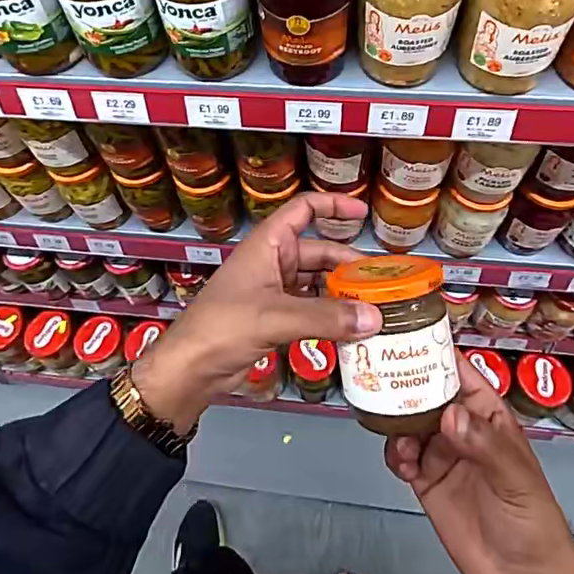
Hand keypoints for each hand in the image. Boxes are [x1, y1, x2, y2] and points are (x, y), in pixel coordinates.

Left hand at [132, 191, 379, 430]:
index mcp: (268, 244)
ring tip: (376, 307)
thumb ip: (326, 317)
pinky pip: (311, 309)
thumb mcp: (275, 316)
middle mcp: (273, 261)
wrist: (190, 368)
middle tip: (383, 282)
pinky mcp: (274, 318)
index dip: (333, 206)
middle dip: (348, 265)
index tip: (362, 213)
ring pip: (317, 283)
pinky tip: (353, 329)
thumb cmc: (223, 326)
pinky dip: (330, 316)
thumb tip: (374, 317)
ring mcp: (273, 290)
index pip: (303, 210)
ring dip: (342, 294)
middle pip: (318, 252)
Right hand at [384, 354, 573, 573]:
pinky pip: (400, 455)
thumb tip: (451, 416)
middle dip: (403, 383)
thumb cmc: (537, 523)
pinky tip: (403, 462)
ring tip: (397, 432)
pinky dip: (395, 454)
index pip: (457, 371)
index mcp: (486, 414)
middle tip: (383, 378)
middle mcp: (460, 428)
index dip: (435, 351)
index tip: (411, 336)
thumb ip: (484, 445)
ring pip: (406, 421)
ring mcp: (441, 452)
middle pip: (423, 391)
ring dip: (395, 421)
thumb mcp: (516, 478)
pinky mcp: (426, 480)